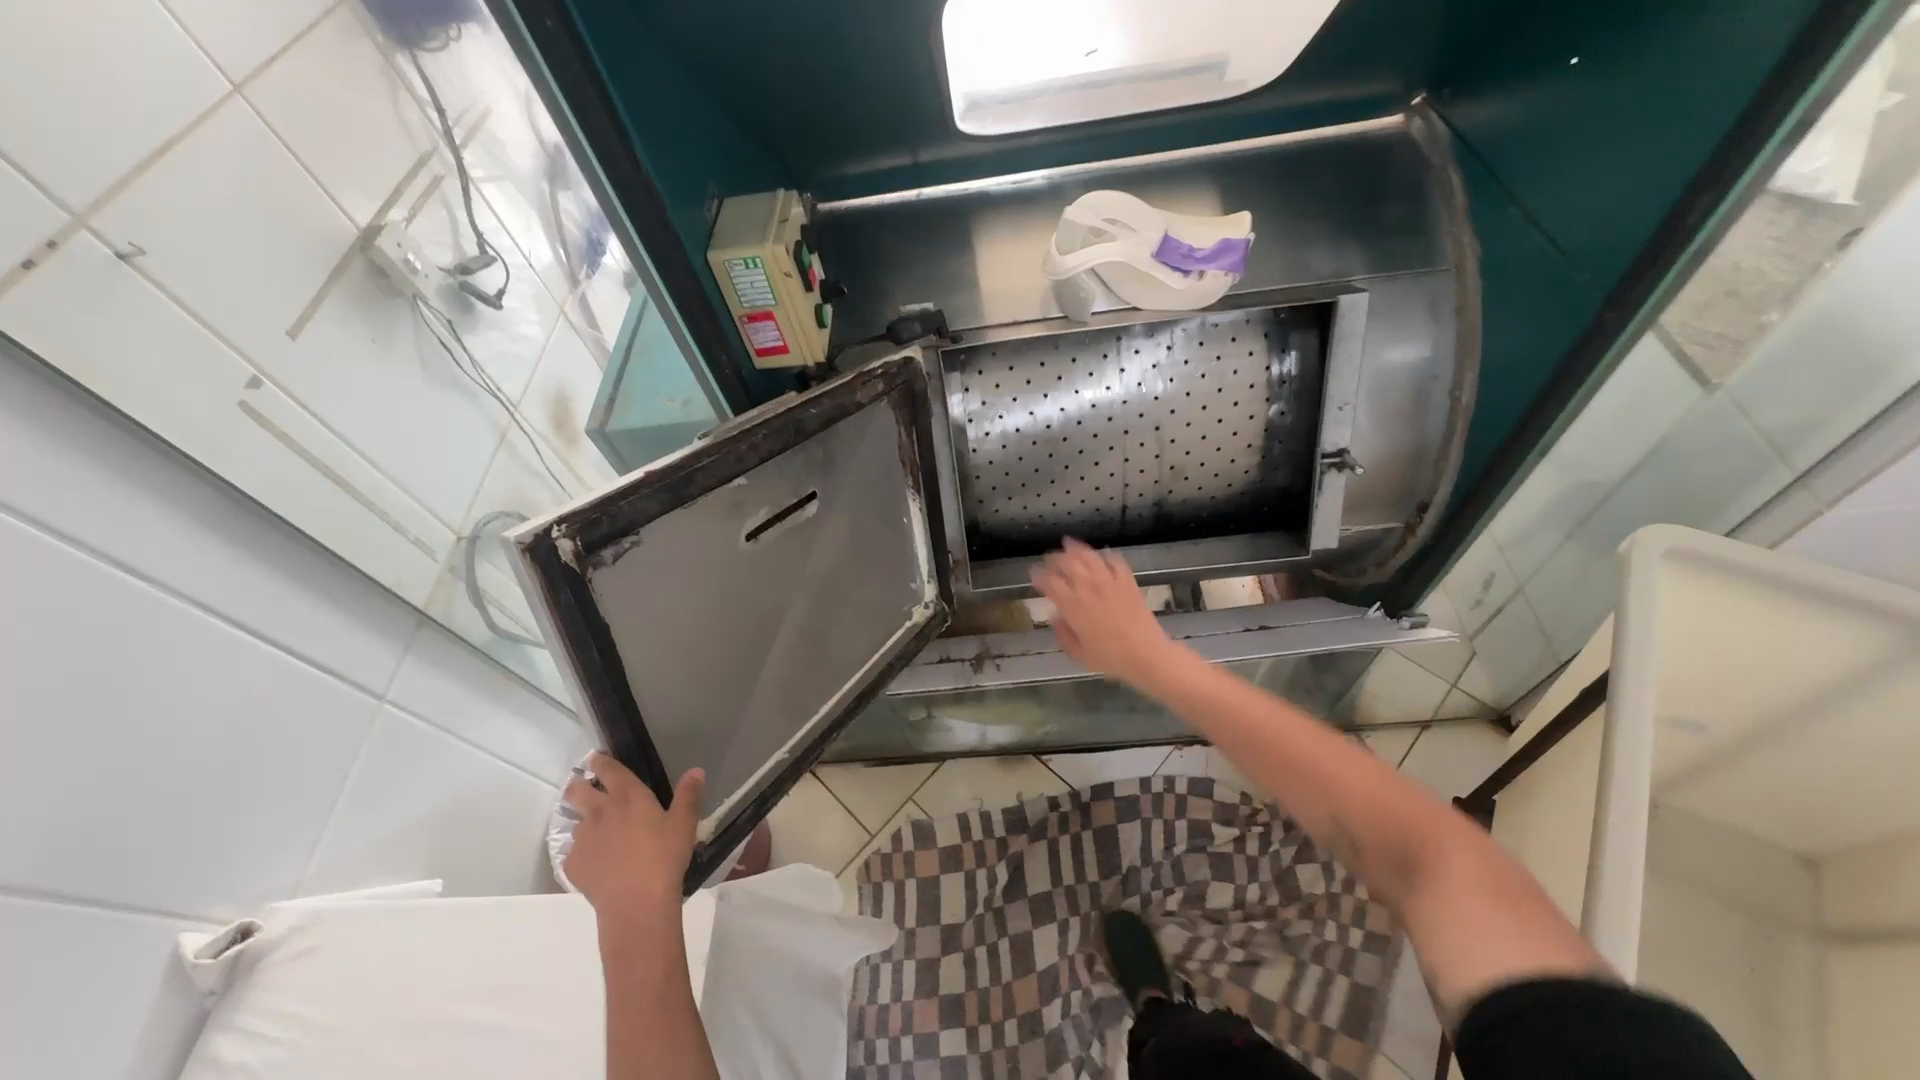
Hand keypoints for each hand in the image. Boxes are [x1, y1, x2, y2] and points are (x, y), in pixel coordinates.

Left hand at [564, 752, 702, 918]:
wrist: (636, 902)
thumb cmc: (664, 857)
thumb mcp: (684, 825)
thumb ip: (688, 795)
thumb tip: (696, 771)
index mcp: (628, 797)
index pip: (608, 770)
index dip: (600, 761)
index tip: (595, 758)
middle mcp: (600, 812)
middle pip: (577, 791)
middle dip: (577, 786)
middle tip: (584, 789)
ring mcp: (582, 838)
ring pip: (575, 823)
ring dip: (584, 823)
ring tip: (598, 835)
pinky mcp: (573, 864)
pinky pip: (575, 853)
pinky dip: (584, 854)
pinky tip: (598, 866)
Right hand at [1030, 538, 1183, 685]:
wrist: (1145, 654)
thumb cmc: (1109, 658)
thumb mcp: (1078, 653)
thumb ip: (1063, 634)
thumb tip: (1056, 617)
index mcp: (1072, 605)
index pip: (1049, 582)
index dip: (1038, 575)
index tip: (1033, 572)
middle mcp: (1088, 588)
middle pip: (1067, 563)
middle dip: (1055, 557)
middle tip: (1049, 557)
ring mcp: (1109, 582)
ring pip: (1089, 557)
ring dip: (1077, 548)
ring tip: (1069, 543)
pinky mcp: (1128, 581)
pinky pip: (1115, 561)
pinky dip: (1106, 555)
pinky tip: (1102, 554)